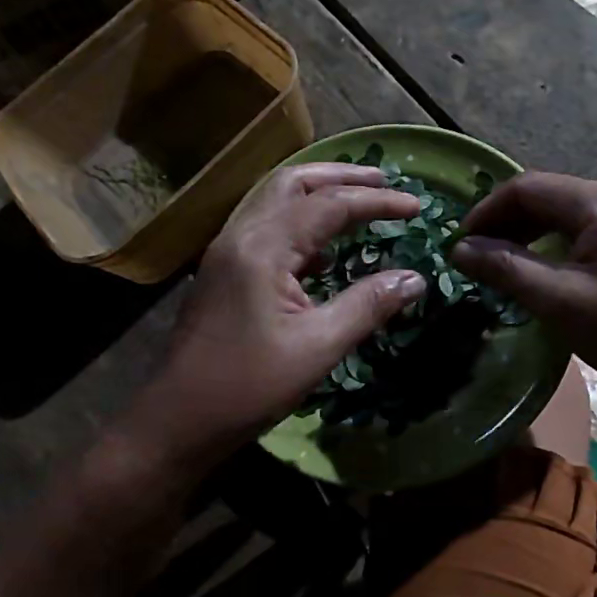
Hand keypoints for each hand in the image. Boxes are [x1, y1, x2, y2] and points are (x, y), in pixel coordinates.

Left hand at [138, 163, 429, 458]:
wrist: (179, 420)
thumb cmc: (249, 386)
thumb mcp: (318, 347)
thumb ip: (369, 305)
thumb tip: (416, 278)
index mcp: (262, 249)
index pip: (329, 205)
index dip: (377, 202)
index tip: (417, 206)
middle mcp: (240, 236)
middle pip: (293, 183)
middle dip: (341, 176)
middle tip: (384, 180)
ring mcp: (227, 252)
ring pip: (275, 201)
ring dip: (318, 193)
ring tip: (360, 200)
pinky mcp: (225, 271)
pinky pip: (266, 227)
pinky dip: (300, 222)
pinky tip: (325, 248)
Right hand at [449, 172, 596, 399]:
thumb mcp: (562, 303)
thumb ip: (506, 269)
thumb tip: (459, 249)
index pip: (528, 187)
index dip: (485, 213)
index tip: (457, 246)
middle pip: (548, 197)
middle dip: (506, 224)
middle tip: (475, 261)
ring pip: (567, 215)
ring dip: (529, 236)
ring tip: (501, 269)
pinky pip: (588, 232)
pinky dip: (556, 247)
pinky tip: (543, 273)